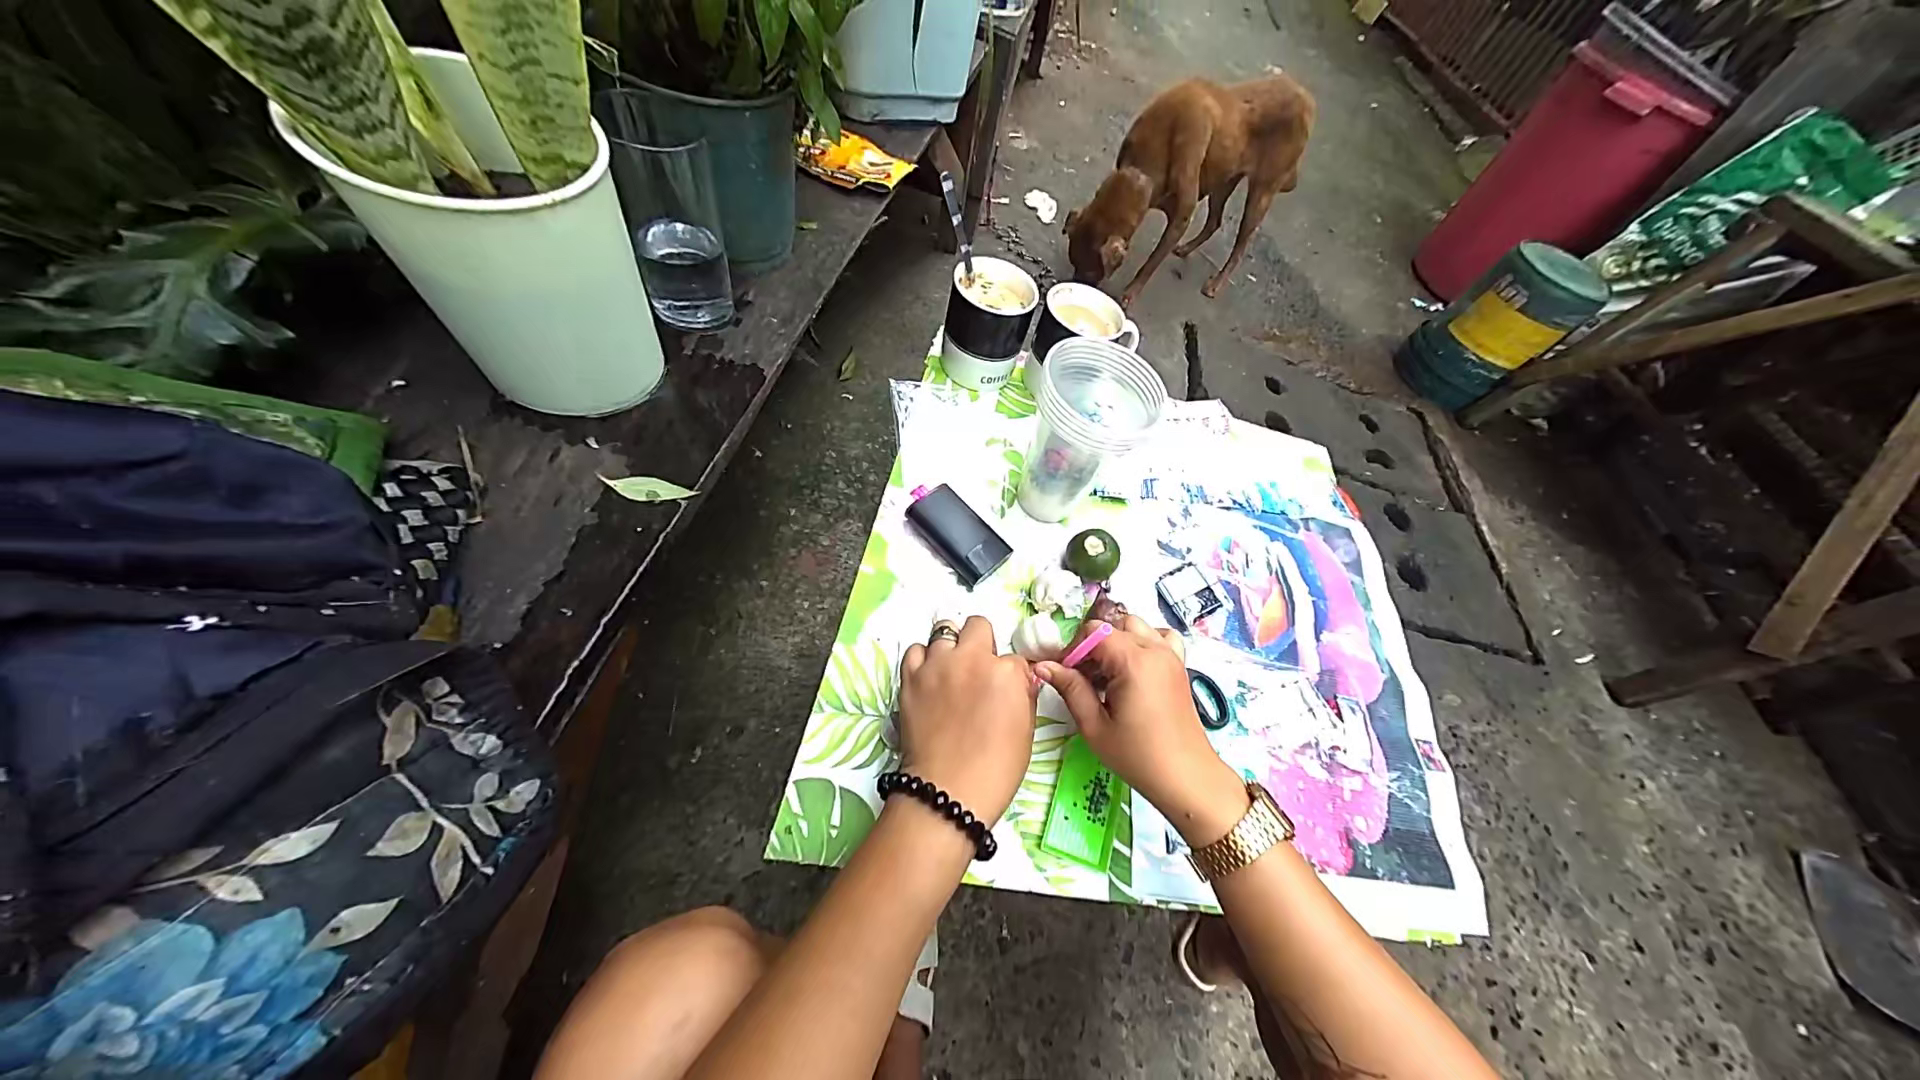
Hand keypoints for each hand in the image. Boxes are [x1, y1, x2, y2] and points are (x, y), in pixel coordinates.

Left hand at [898, 616, 1036, 825]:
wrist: (948, 790)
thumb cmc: (995, 769)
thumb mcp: (1027, 731)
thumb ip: (1023, 696)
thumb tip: (1019, 681)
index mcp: (1005, 672)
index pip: (1014, 658)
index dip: (1011, 675)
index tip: (1006, 690)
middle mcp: (971, 659)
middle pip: (978, 626)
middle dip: (982, 643)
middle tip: (978, 669)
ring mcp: (937, 665)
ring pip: (944, 630)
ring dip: (951, 647)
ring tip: (950, 670)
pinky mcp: (911, 677)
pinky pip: (915, 651)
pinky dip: (923, 659)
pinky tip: (929, 676)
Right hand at [1035, 616, 1247, 843]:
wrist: (1185, 777)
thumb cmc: (1137, 755)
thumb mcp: (1094, 726)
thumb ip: (1070, 688)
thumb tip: (1043, 666)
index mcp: (1133, 661)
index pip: (1093, 633)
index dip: (1073, 649)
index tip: (1064, 674)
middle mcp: (1155, 650)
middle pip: (1112, 626)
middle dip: (1092, 646)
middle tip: (1083, 677)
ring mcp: (1171, 655)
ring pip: (1136, 626)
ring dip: (1116, 641)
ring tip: (1107, 673)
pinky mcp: (1179, 665)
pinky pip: (1160, 637)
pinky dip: (1143, 641)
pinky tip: (1133, 667)